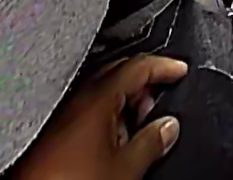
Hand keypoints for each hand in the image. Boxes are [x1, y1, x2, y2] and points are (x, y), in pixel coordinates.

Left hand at [10, 54, 187, 179]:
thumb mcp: (125, 168)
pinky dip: (106, 117)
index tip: (180, 69)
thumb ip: (152, 142)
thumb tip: (168, 126)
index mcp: (99, 95)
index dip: (165, 65)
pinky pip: (87, 111)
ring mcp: (63, 113)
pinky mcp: (52, 133)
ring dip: (125, 102)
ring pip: (103, 92)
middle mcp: (79, 96)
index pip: (140, 64)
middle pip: (120, 73)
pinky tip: (110, 141)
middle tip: (161, 98)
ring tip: (136, 128)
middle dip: (144, 82)